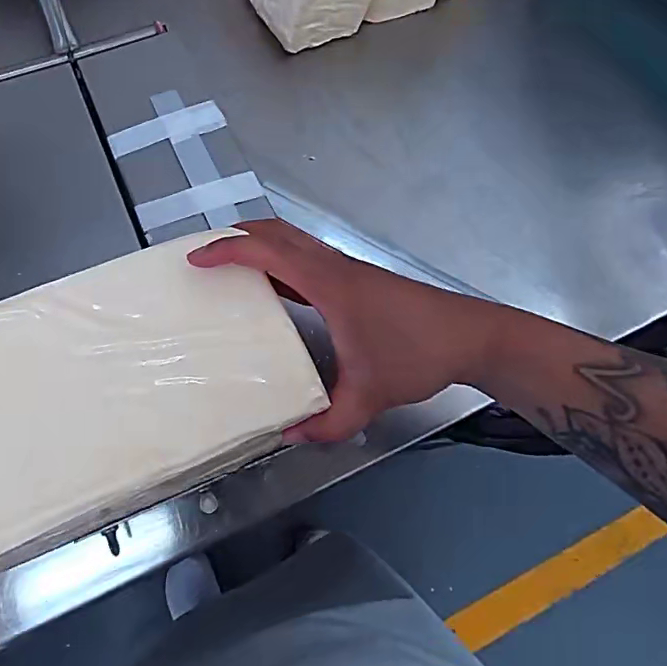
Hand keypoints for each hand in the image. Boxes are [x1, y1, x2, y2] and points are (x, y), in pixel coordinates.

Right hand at [188, 220, 514, 441]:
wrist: (471, 336)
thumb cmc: (418, 354)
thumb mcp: (371, 393)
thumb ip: (331, 420)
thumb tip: (291, 435)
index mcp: (325, 283)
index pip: (266, 252)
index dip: (226, 251)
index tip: (196, 260)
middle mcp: (329, 264)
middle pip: (272, 230)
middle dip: (232, 234)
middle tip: (203, 253)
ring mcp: (340, 266)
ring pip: (287, 235)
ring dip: (254, 239)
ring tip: (227, 261)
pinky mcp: (349, 274)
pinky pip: (300, 252)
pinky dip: (274, 255)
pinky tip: (269, 284)